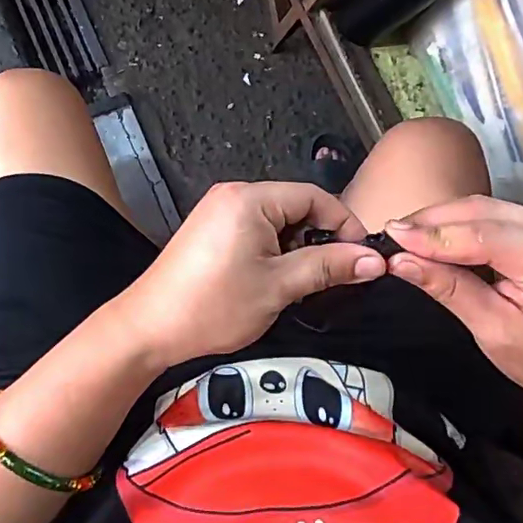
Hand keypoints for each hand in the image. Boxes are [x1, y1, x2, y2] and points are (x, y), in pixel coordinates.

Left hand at [120, 182, 386, 368]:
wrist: (150, 327)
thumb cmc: (210, 306)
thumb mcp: (278, 287)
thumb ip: (327, 267)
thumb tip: (372, 260)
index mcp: (249, 198)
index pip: (314, 196)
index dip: (344, 225)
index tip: (361, 257)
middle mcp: (233, 195)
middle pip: (296, 206)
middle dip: (319, 238)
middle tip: (333, 275)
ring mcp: (218, 211)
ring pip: (277, 220)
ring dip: (296, 247)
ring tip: (298, 282)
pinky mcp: (211, 229)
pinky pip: (255, 228)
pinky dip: (273, 250)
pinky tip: (273, 279)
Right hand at [383, 196, 522, 408]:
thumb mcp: (496, 334)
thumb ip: (450, 290)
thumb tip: (401, 261)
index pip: (491, 236)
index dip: (437, 234)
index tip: (392, 235)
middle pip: (490, 213)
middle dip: (435, 220)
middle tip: (393, 232)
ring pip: (493, 208)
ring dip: (447, 218)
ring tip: (408, 233)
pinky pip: (503, 214)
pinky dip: (466, 222)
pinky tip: (439, 232)